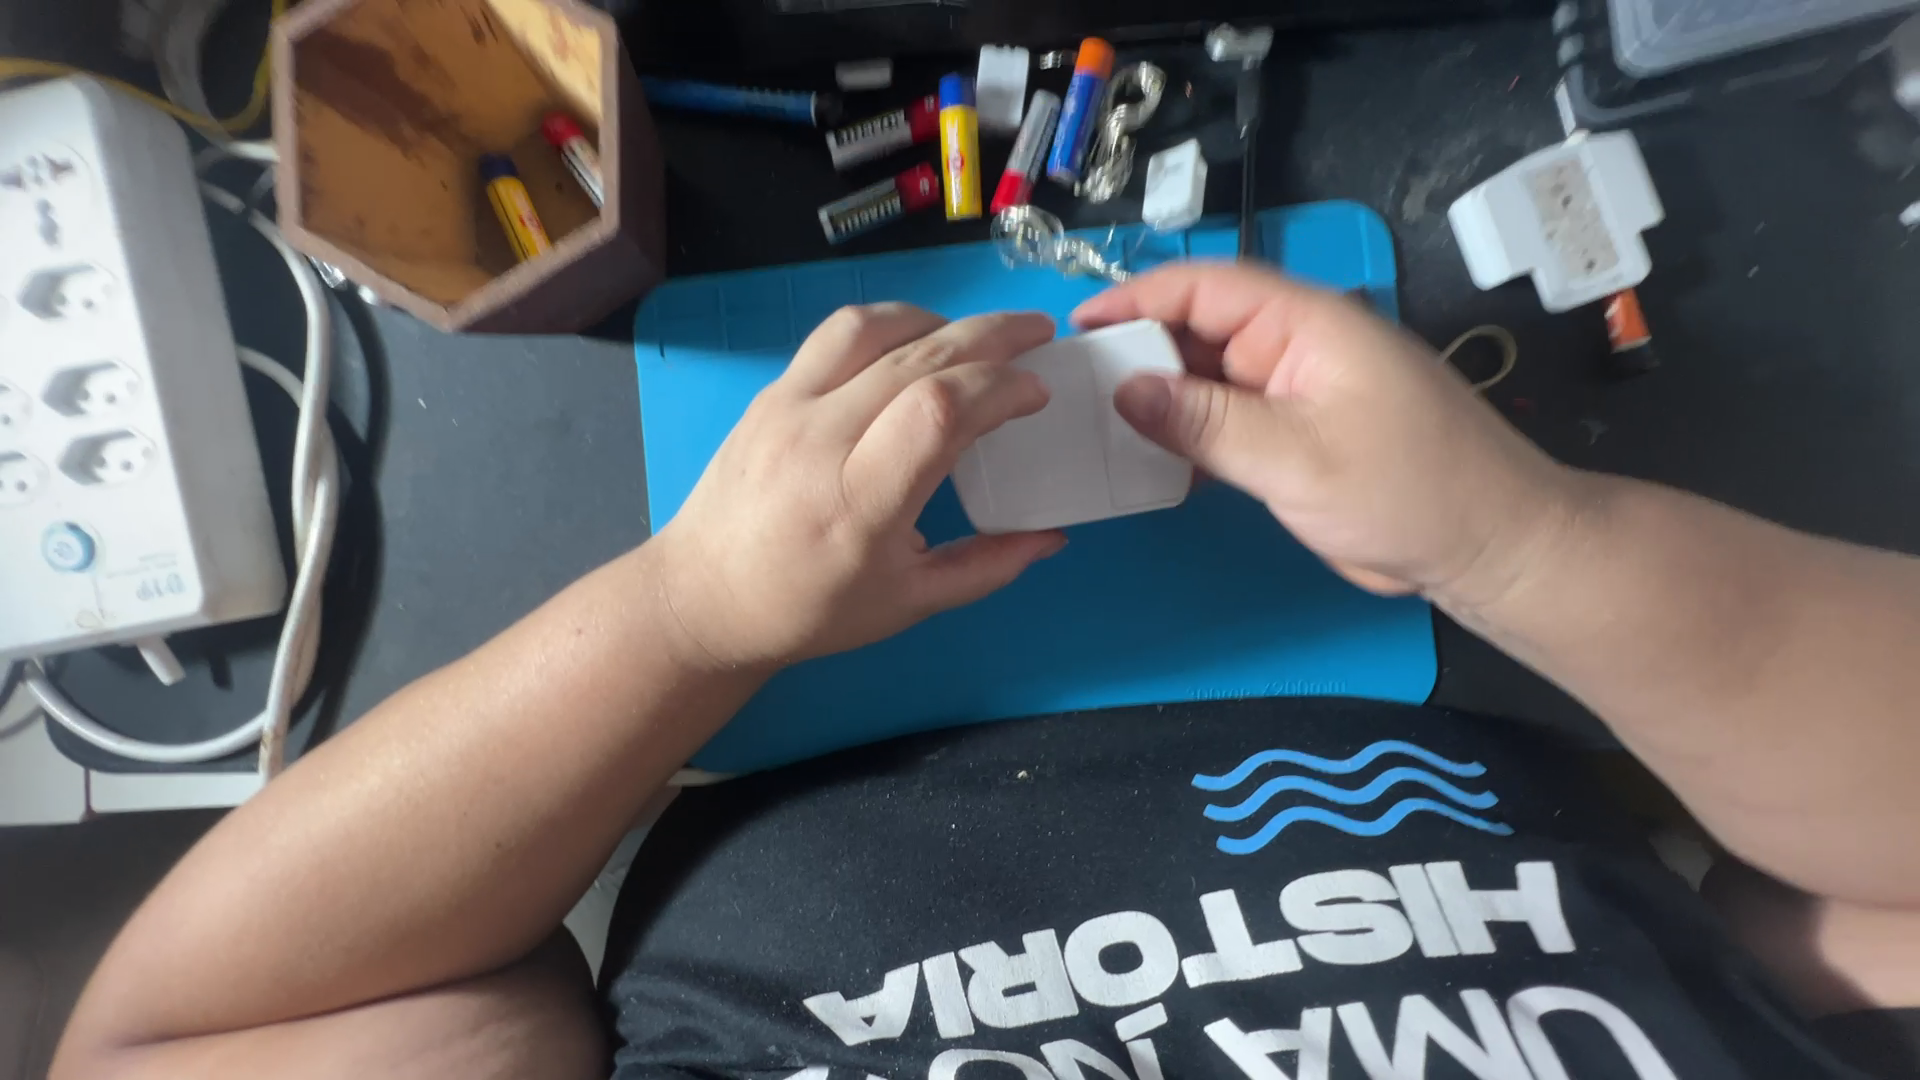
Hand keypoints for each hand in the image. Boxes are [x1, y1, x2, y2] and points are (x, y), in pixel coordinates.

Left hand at [648, 304, 1066, 670]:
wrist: (706, 597)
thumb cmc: (812, 611)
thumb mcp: (908, 604)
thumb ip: (986, 567)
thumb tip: (1052, 536)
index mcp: (859, 504)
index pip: (938, 411)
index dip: (999, 388)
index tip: (1036, 392)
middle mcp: (820, 441)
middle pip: (917, 358)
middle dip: (991, 336)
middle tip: (1038, 333)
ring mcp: (786, 407)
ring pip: (872, 329)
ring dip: (938, 319)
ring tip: (978, 336)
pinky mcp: (769, 393)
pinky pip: (835, 336)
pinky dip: (890, 325)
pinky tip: (917, 341)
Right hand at [1074, 262, 1574, 603]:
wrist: (1482, 549)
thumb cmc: (1406, 491)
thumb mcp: (1297, 455)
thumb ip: (1205, 422)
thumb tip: (1124, 389)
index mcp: (1304, 325)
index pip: (1206, 289)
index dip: (1138, 298)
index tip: (1078, 326)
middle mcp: (1289, 350)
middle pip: (1196, 333)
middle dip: (1135, 352)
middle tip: (1071, 385)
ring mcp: (1285, 396)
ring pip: (1201, 383)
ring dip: (1152, 399)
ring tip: (1089, 421)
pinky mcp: (1284, 440)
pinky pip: (1216, 426)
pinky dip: (1179, 438)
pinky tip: (1140, 460)